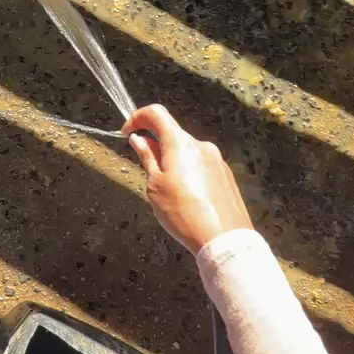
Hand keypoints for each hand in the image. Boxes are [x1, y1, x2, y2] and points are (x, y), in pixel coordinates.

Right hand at [122, 105, 252, 252]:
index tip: (128, 132)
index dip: (138, 118)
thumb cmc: (185, 214)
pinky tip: (187, 197)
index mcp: (180, 144)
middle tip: (146, 168)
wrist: (224, 240)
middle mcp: (200, 146)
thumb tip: (138, 140)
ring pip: (187, 150)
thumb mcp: (155, 186)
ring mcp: (216, 159)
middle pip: (172, 133)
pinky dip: (188, 171)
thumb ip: (147, 158)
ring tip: (168, 191)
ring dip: (172, 159)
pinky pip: (201, 164)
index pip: (156, 113)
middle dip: (155, 144)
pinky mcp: (225, 175)